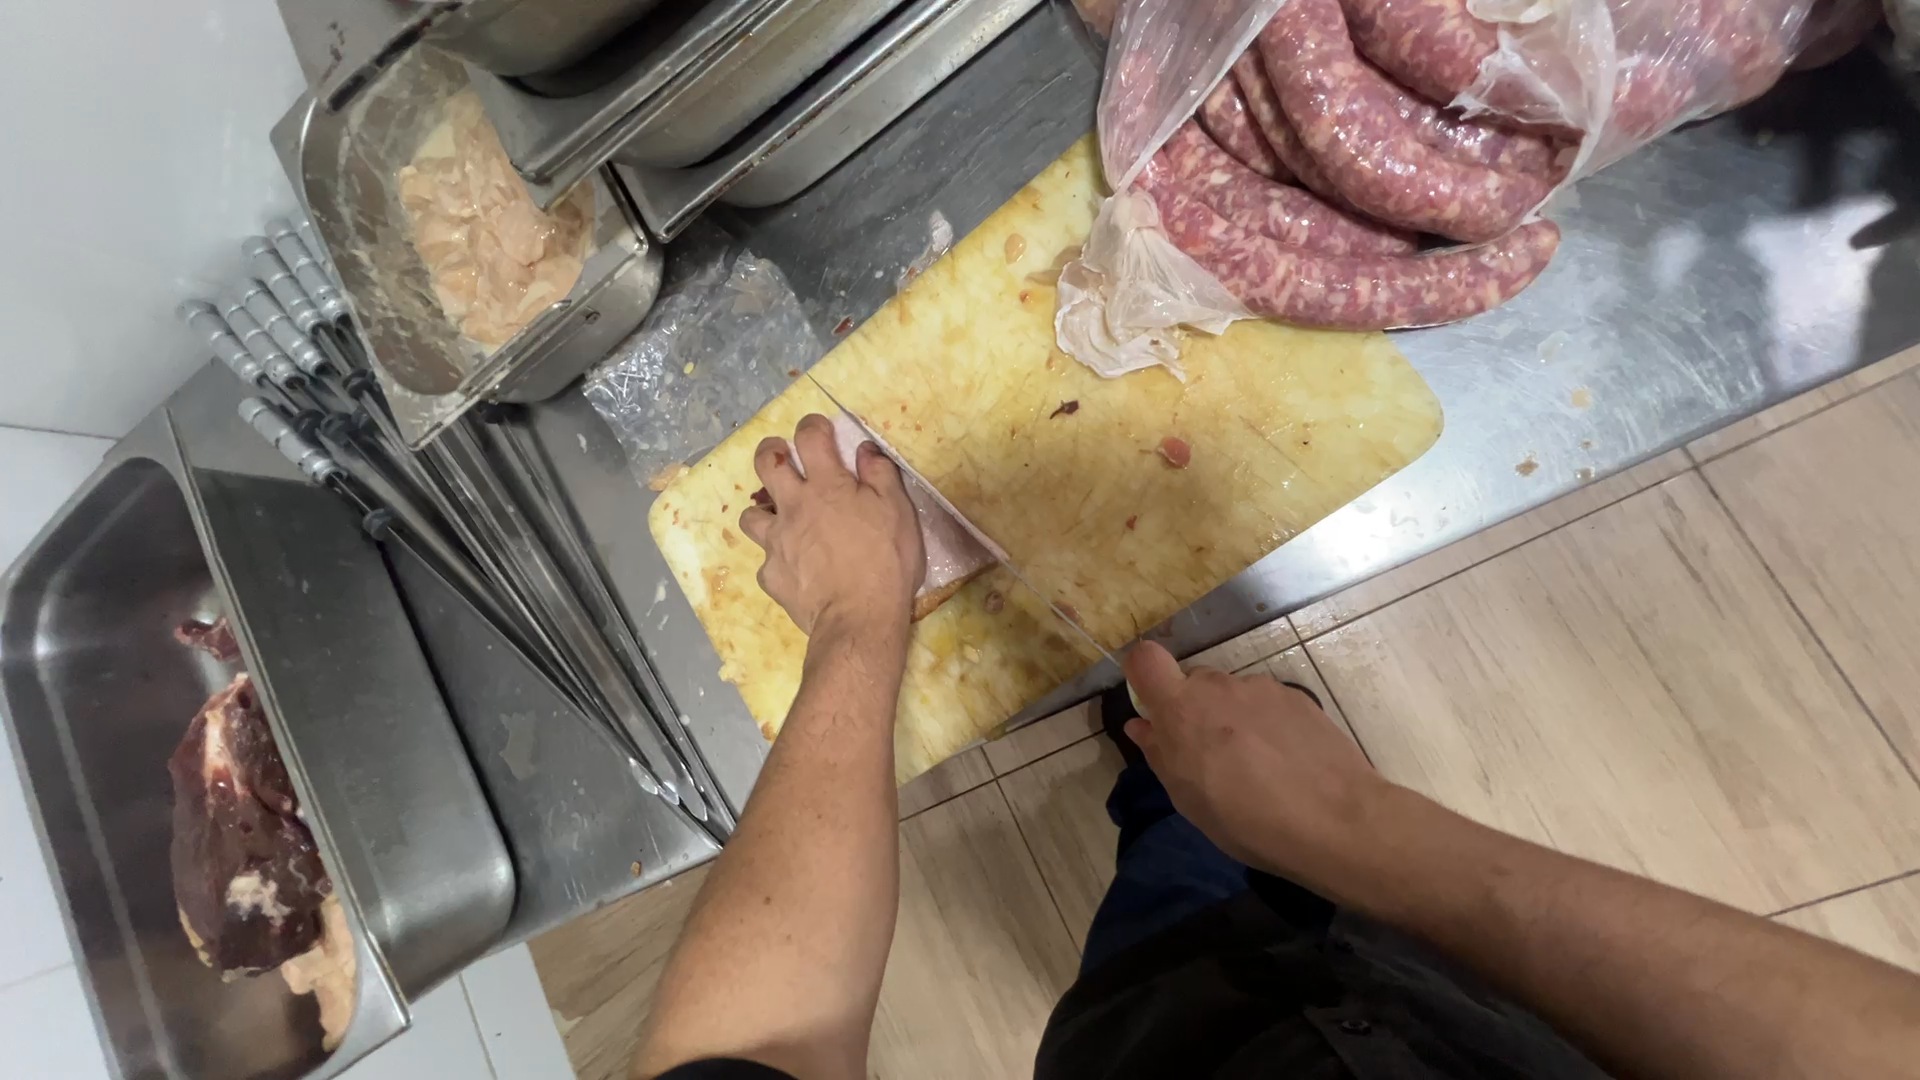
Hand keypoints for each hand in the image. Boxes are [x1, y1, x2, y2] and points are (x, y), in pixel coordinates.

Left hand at [739, 414, 924, 643]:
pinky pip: (766, 561)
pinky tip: (795, 569)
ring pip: (751, 514)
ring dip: (764, 511)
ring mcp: (777, 542)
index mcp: (826, 486)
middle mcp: (794, 507)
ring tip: (780, 520)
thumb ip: (880, 475)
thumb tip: (865, 449)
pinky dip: (778, 560)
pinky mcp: (771, 575)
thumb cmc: (886, 560)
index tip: (817, 427)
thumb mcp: (898, 511)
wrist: (858, 618)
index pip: (809, 438)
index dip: (811, 425)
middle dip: (770, 451)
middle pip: (765, 464)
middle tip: (781, 455)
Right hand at [1121, 642, 1389, 886]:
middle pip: (1193, 682)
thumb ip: (1159, 753)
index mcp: (1181, 707)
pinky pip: (1266, 704)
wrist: (1337, 822)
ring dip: (1232, 719)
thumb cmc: (1246, 818)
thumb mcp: (1187, 798)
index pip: (1145, 658)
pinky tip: (1286, 763)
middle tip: (1210, 756)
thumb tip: (1141, 726)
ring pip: (1231, 694)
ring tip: (1257, 765)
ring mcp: (1260, 688)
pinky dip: (1267, 725)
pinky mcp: (1297, 698)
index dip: (1144, 676)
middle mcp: (1217, 685)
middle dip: (1194, 710)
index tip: (1154, 709)